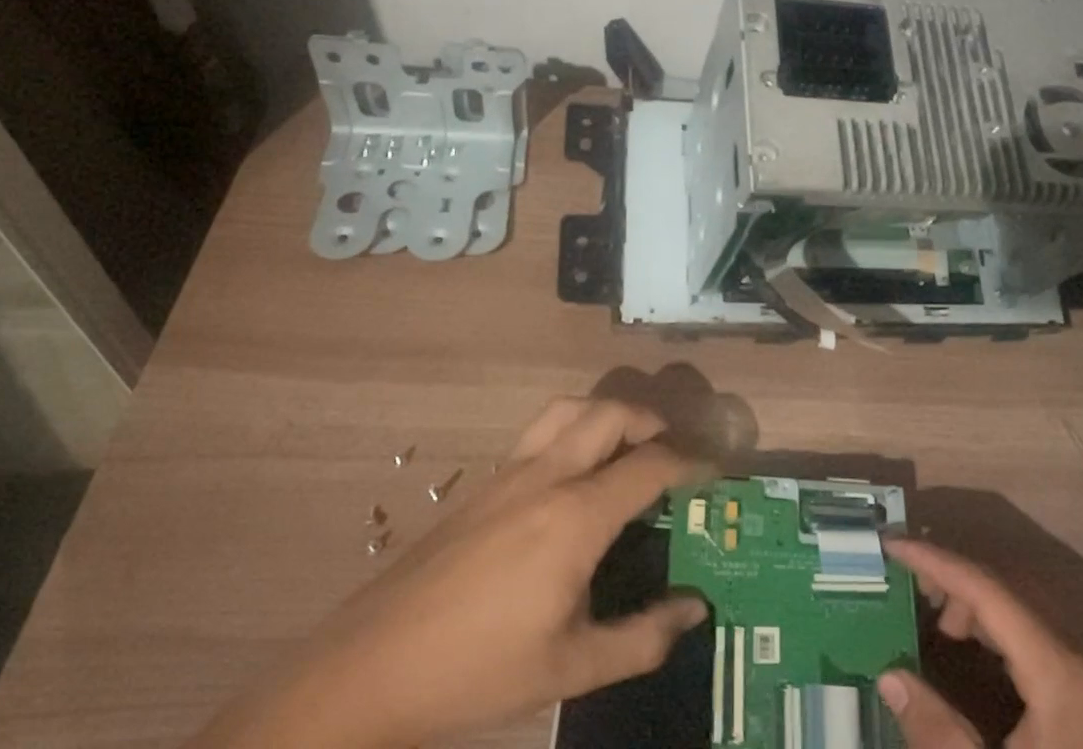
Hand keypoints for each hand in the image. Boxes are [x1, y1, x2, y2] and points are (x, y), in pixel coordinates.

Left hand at [186, 398, 708, 748]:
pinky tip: (571, 480)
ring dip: (604, 414)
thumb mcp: (571, 669)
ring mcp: (503, 478)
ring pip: (564, 410)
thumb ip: (643, 638)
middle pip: (606, 414)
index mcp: (573, 519)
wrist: (365, 671)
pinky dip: (569, 432)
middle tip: (673, 449)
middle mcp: (542, 480)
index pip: (648, 467)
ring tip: (625, 446)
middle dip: (649, 419)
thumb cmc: (475, 672)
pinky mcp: (476, 489)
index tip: (717, 469)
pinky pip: (535, 435)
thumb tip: (696, 608)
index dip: (690, 463)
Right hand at [877, 539, 1082, 748]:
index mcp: (1058, 671)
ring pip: (1033, 606)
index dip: (937, 561)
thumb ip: (939, 732)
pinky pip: (1048, 631)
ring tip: (943, 623)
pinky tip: (985, 648)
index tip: (894, 545)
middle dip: (957, 578)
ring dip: (983, 601)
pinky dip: (1007, 623)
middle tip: (910, 587)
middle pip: (1013, 588)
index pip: (988, 590)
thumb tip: (890, 677)